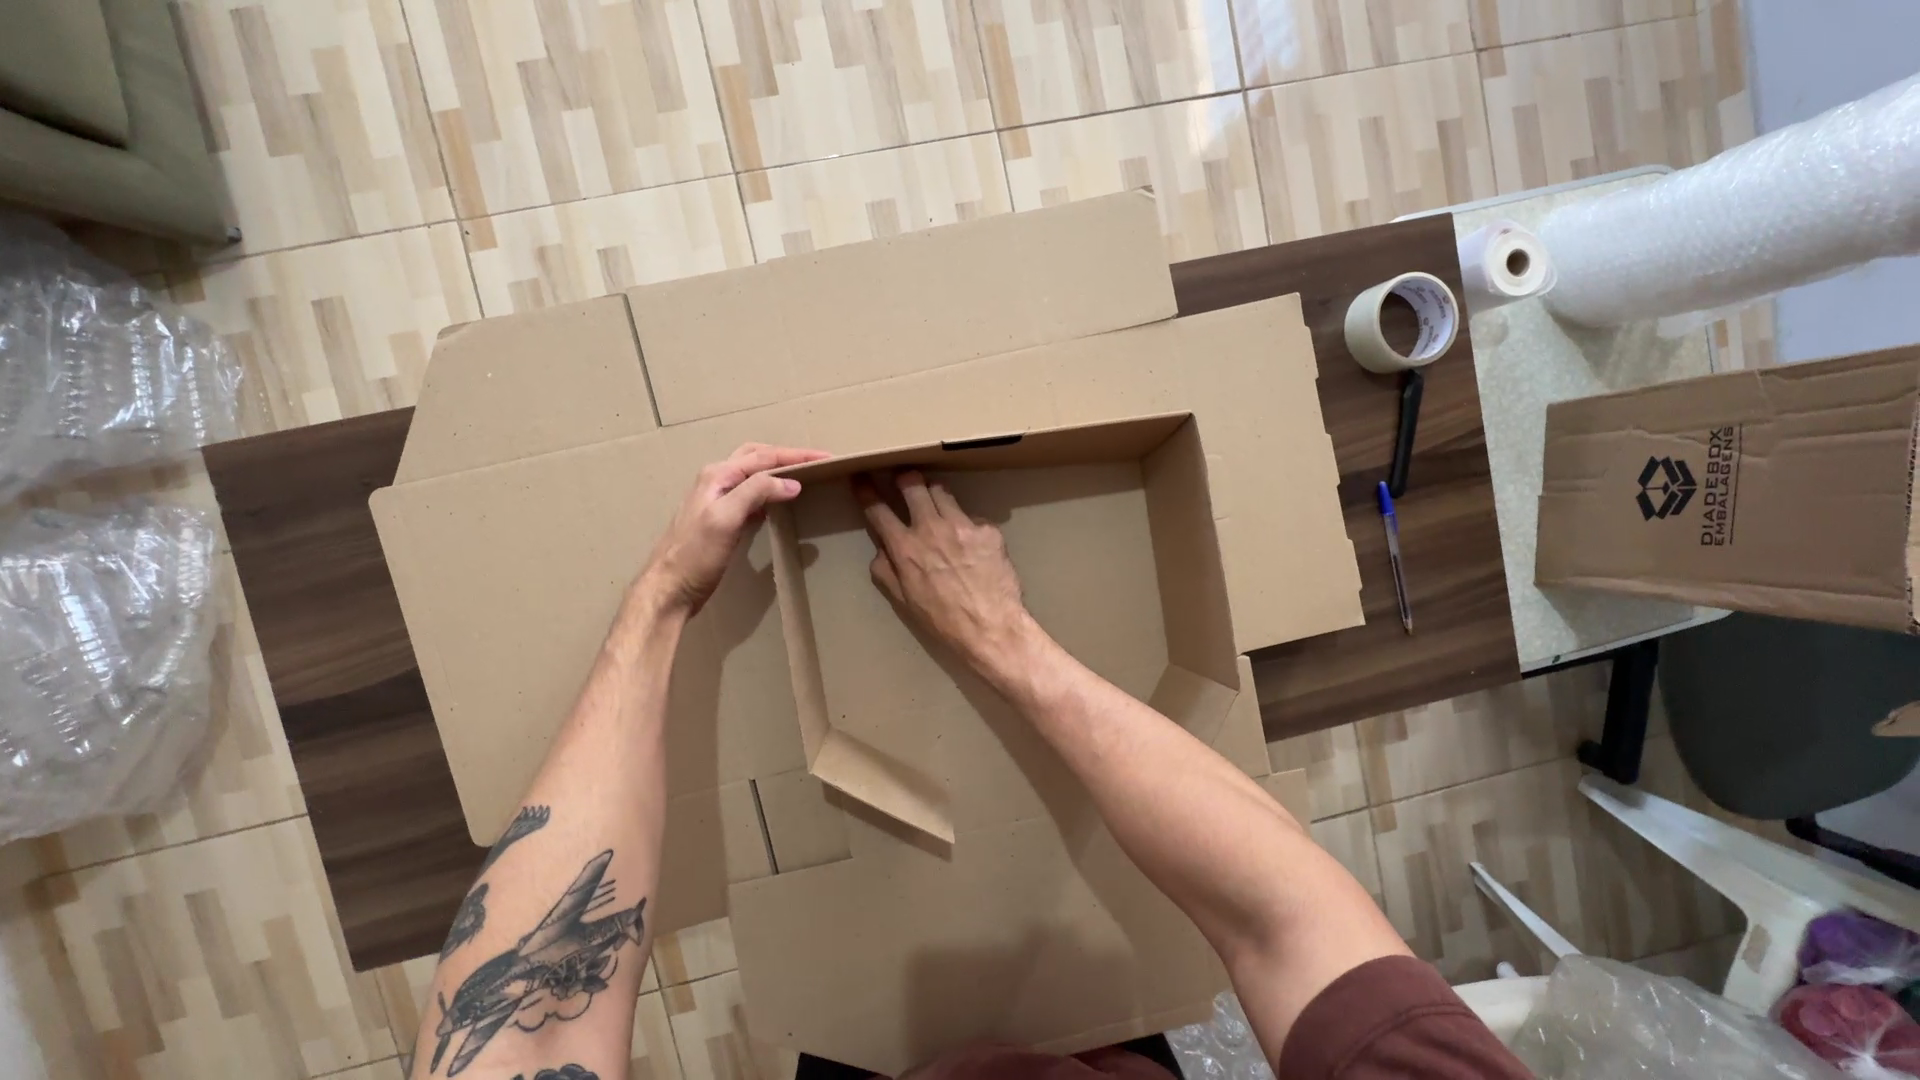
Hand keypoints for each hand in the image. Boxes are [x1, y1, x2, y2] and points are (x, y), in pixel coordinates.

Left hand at [639, 443, 830, 615]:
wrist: (668, 589)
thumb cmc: (695, 555)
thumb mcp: (725, 519)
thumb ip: (755, 492)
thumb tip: (792, 482)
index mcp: (716, 475)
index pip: (764, 456)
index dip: (796, 455)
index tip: (826, 458)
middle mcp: (715, 481)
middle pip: (756, 457)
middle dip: (786, 456)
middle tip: (816, 462)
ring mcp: (715, 501)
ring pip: (751, 475)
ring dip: (776, 471)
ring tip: (802, 476)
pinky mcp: (719, 520)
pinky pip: (749, 495)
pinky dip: (768, 491)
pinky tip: (778, 502)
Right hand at [856, 470, 1034, 674]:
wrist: (990, 626)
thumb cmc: (942, 619)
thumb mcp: (903, 600)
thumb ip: (886, 570)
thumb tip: (880, 548)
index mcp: (905, 547)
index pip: (877, 509)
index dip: (865, 490)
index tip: (860, 477)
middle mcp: (930, 528)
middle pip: (911, 484)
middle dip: (904, 477)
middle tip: (904, 480)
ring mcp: (961, 525)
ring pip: (942, 491)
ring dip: (934, 493)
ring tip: (936, 503)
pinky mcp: (987, 530)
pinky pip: (972, 517)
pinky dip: (966, 525)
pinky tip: (971, 542)